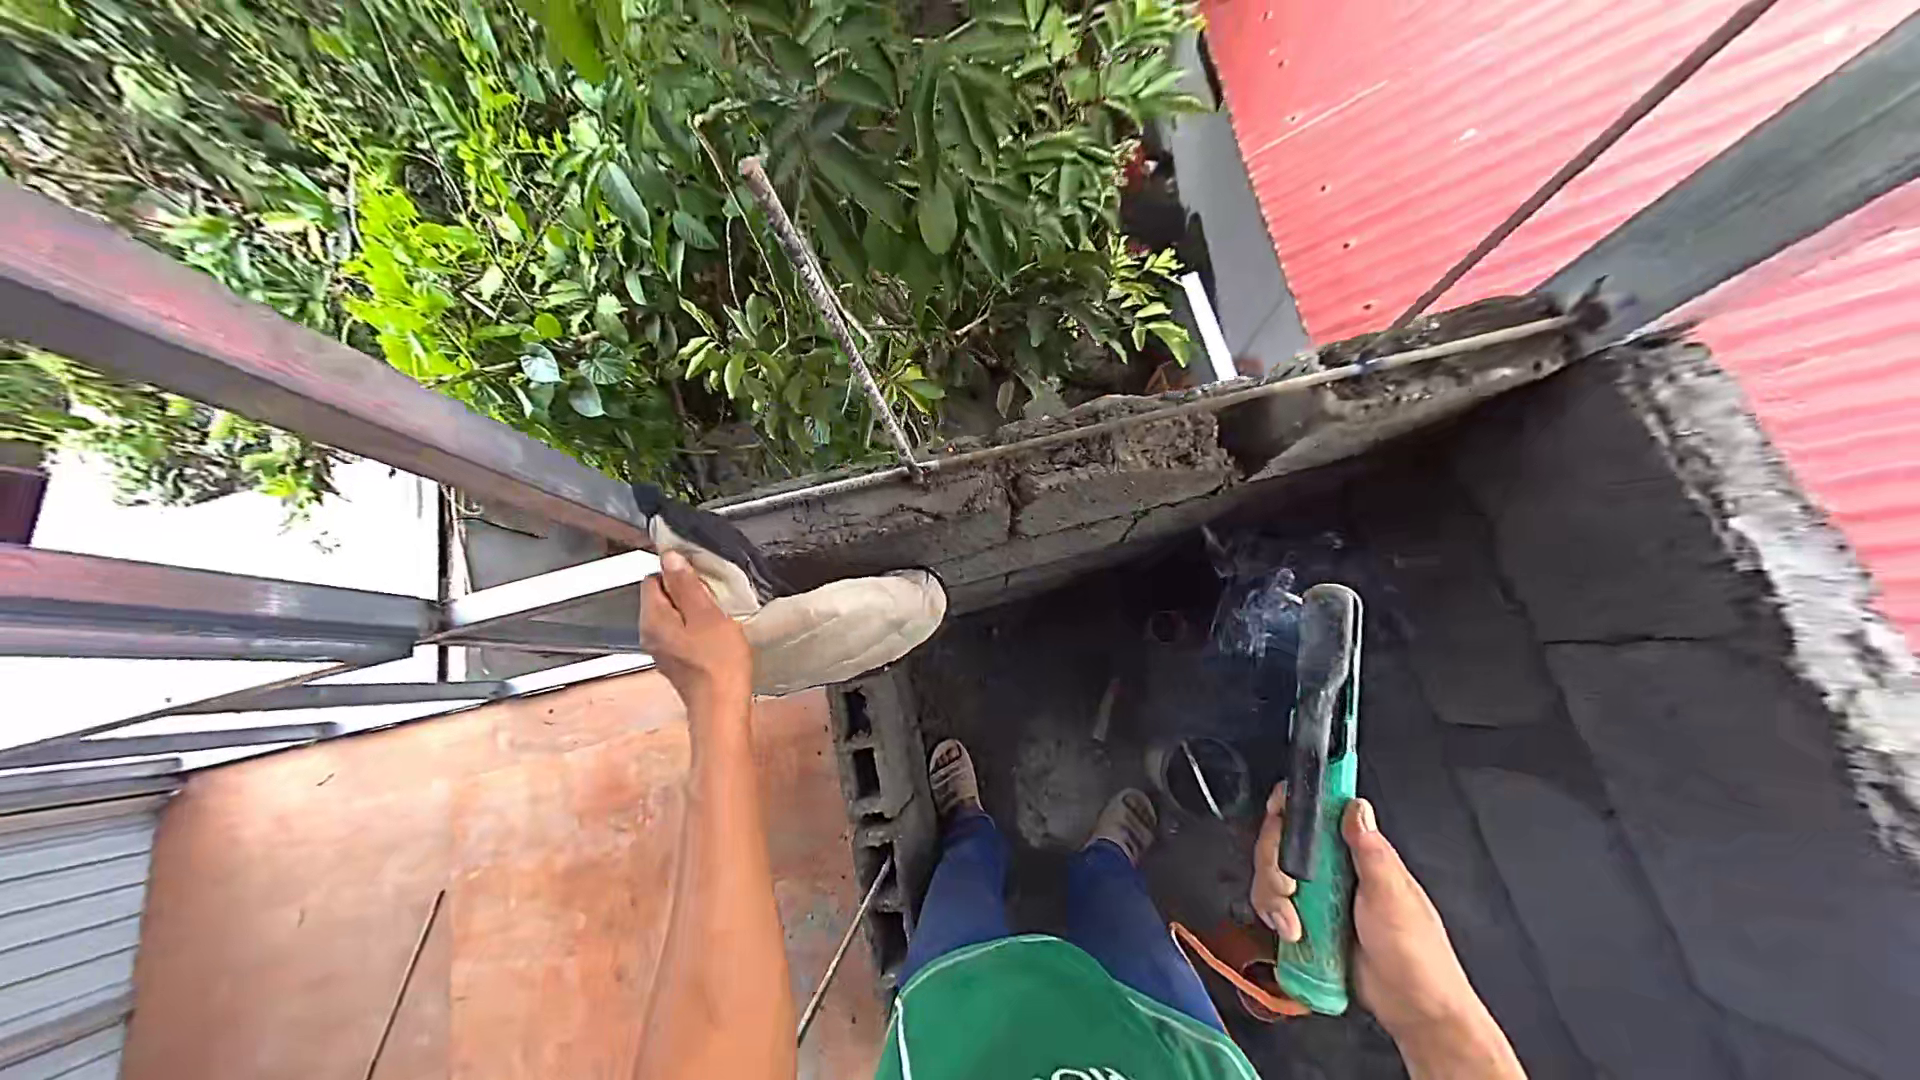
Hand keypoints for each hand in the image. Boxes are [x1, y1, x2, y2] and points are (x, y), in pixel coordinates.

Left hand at [640, 550, 752, 715]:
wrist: (722, 708)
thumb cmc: (718, 661)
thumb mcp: (707, 615)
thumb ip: (686, 585)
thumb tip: (669, 556)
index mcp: (652, 619)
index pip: (654, 578)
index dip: (678, 573)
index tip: (704, 580)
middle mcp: (649, 633)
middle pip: (662, 596)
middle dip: (688, 591)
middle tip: (715, 598)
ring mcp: (662, 649)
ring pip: (674, 614)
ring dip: (695, 610)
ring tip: (719, 615)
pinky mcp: (676, 661)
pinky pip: (682, 632)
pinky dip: (698, 627)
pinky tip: (717, 634)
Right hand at [1251, 785, 1521, 1076]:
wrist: (1413, 1013)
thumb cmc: (1418, 957)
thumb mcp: (1395, 897)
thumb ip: (1371, 851)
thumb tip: (1357, 807)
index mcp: (1356, 851)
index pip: (1313, 812)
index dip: (1289, 808)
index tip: (1279, 819)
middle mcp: (1331, 867)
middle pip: (1279, 841)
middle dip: (1275, 865)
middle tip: (1291, 889)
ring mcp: (1315, 893)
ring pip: (1270, 872)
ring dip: (1273, 897)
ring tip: (1296, 924)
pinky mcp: (1302, 917)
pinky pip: (1270, 902)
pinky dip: (1274, 915)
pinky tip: (1294, 933)